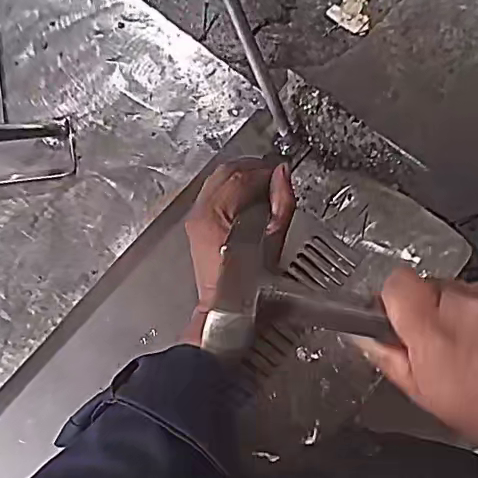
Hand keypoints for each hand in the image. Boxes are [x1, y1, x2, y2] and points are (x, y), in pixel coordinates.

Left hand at [180, 159, 293, 344]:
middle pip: (226, 172)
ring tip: (262, 185)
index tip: (281, 172)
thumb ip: (282, 203)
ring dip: (241, 178)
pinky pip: (213, 194)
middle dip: (252, 169)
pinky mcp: (196, 226)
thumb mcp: (275, 241)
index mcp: (215, 214)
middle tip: (272, 175)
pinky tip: (247, 199)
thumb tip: (282, 176)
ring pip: (218, 181)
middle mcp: (200, 213)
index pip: (242, 176)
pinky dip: (231, 190)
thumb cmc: (249, 286)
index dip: (265, 170)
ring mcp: (195, 219)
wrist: (227, 309)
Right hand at [358, 269, 477, 477]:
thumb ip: (390, 358)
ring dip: (468, 314)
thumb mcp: (426, 396)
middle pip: (432, 287)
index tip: (398, 318)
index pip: (395, 283)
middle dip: (433, 312)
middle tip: (446, 347)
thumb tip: (368, 338)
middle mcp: (468, 302)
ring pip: (468, 291)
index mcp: (433, 327)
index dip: (393, 301)